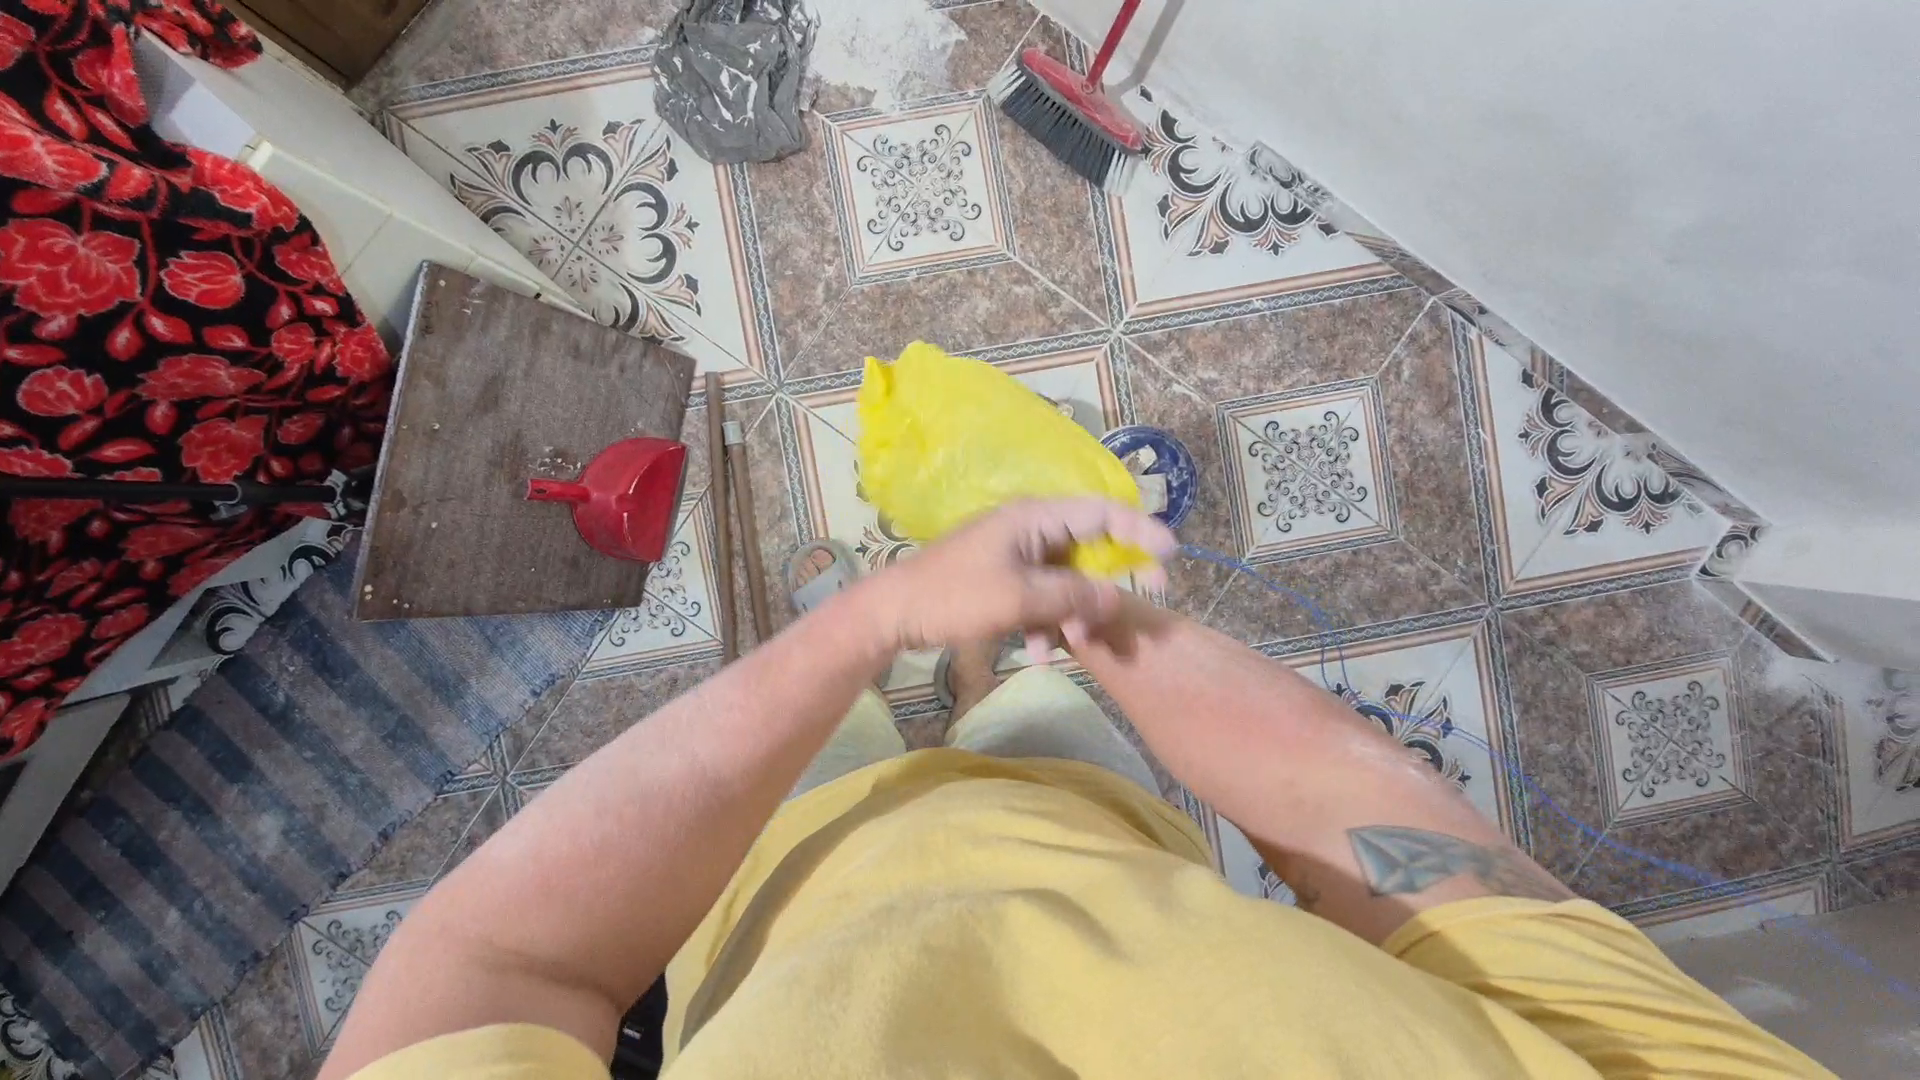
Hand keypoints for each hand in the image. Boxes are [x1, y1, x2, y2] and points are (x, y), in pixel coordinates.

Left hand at [852, 498, 1175, 654]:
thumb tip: (1115, 596)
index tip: (1170, 555)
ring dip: (1073, 612)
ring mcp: (1015, 554)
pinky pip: (1041, 596)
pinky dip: (1047, 621)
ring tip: (1069, 644)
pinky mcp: (1003, 578)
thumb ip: (1072, 595)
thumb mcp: (1019, 598)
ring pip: (1066, 580)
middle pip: (1088, 549)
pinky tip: (1040, 654)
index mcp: (1035, 518)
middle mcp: (1030, 529)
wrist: (895, 614)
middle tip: (1135, 606)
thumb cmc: (954, 596)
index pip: (1101, 511)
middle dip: (1107, 585)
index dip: (1140, 529)